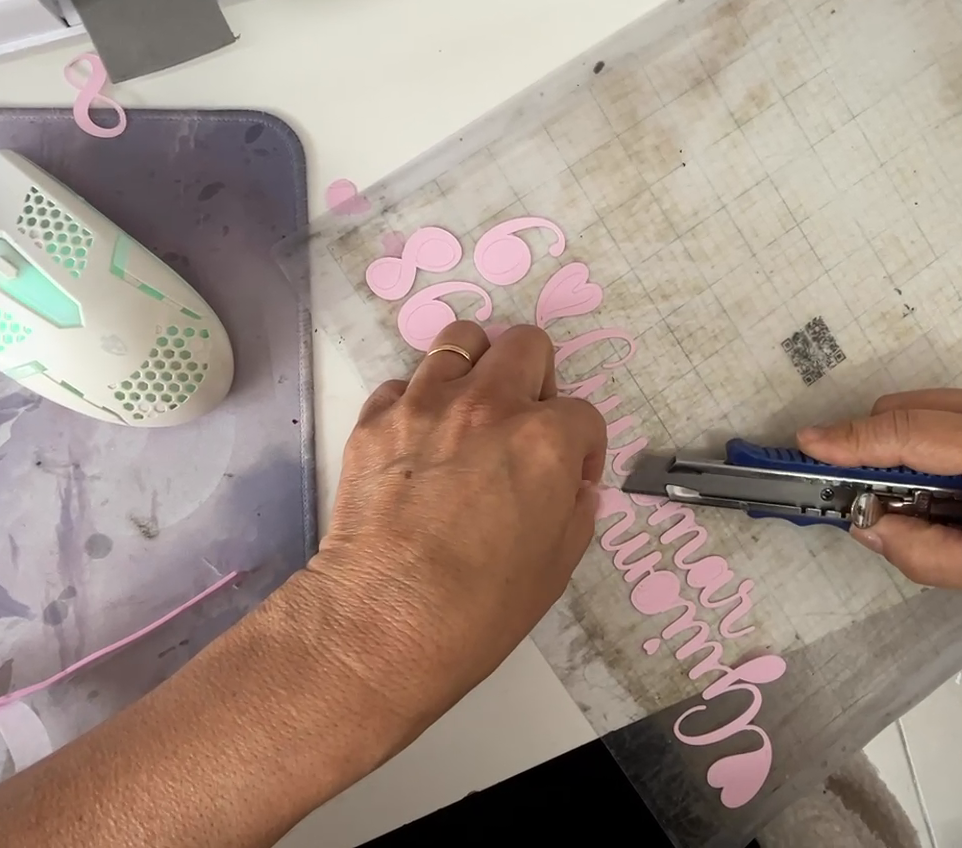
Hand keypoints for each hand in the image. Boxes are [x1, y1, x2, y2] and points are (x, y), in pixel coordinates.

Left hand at [304, 320, 607, 730]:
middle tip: (525, 419)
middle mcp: (488, 403)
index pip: (584, 414)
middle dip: (537, 377)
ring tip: (469, 407)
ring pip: (460, 340)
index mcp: (544, 438)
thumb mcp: (557, 565)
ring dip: (476, 368)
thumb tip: (575, 485)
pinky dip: (417, 403)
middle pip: (526, 344)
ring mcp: (425, 403)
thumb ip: (576, 509)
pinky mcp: (376, 418)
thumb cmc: (481, 606)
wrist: (382, 621)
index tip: (571, 476)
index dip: (585, 447)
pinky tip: (417, 442)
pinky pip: (402, 385)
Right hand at [796, 383, 961, 616]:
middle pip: (913, 408)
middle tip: (856, 487)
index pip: (914, 433)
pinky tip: (942, 475)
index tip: (806, 443)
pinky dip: (927, 434)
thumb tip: (863, 524)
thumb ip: (920, 552)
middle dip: (872, 441)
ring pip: (929, 403)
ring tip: (906, 490)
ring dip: (899, 439)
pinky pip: (952, 407)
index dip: (854, 438)